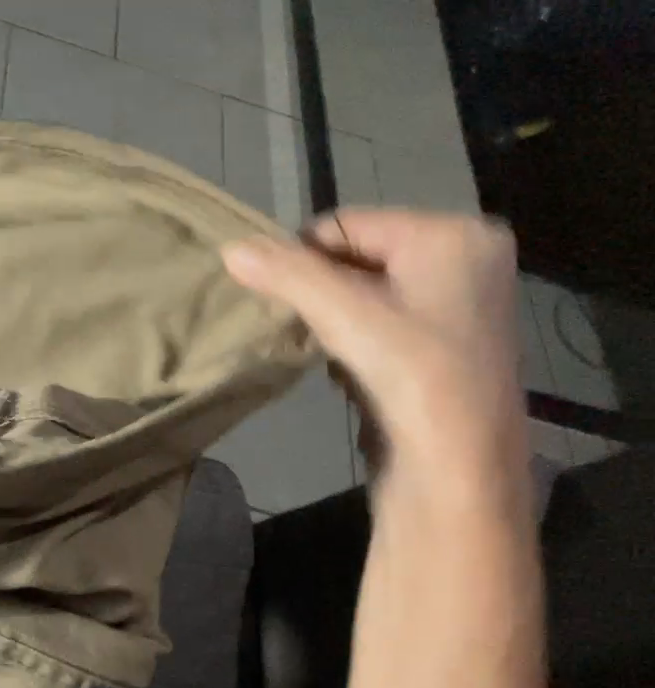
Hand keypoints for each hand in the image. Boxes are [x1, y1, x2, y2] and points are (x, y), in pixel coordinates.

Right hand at [222, 210, 528, 494]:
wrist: (455, 455)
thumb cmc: (411, 372)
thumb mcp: (342, 315)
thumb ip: (287, 276)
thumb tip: (230, 248)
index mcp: (453, 235)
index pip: (345, 224)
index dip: (300, 259)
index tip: (277, 301)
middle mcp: (465, 256)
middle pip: (356, 255)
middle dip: (316, 290)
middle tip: (297, 327)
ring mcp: (458, 300)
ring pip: (364, 290)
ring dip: (330, 317)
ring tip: (322, 349)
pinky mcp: (444, 339)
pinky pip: (380, 318)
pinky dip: (351, 337)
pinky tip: (345, 366)